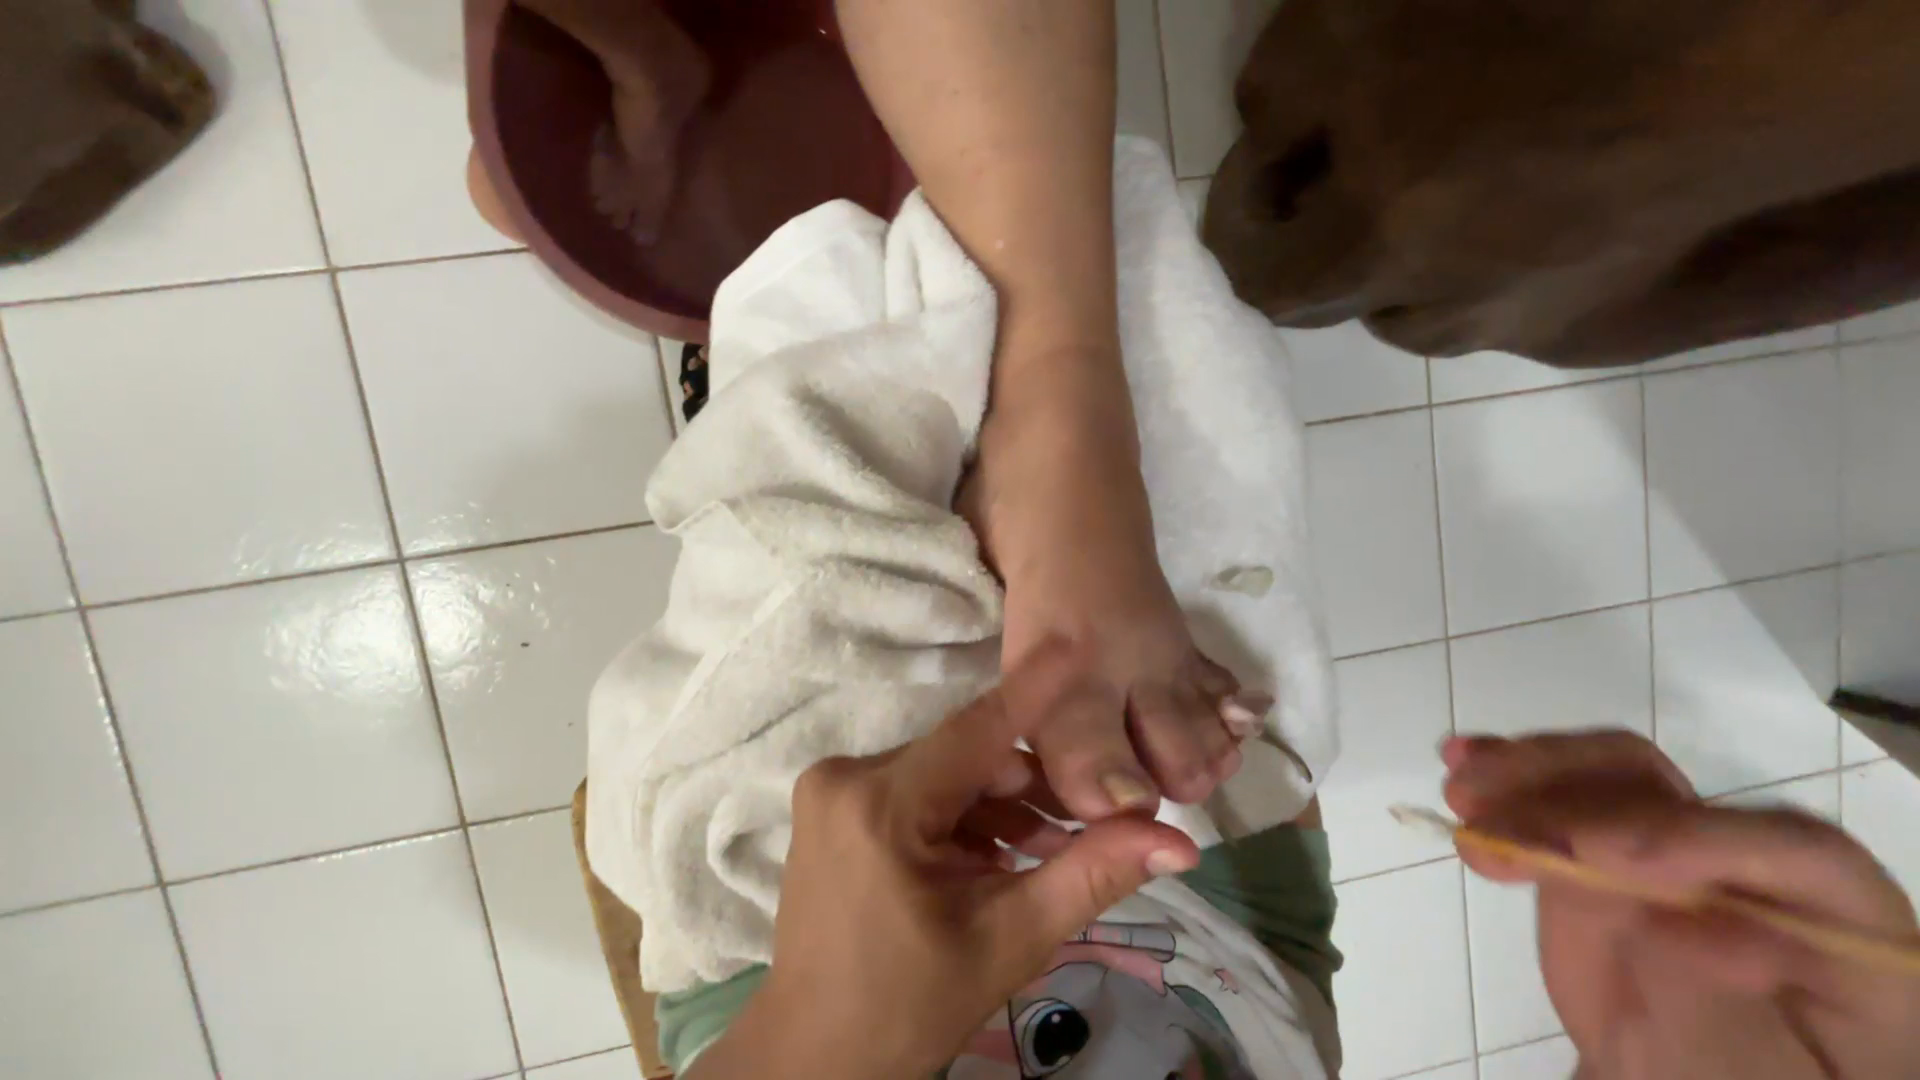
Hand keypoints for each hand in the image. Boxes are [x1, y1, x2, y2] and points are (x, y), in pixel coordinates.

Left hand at [689, 644, 1200, 1079]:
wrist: (815, 1054)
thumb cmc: (909, 1006)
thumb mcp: (1007, 939)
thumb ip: (1090, 876)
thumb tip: (1178, 840)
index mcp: (881, 803)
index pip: (979, 727)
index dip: (1038, 686)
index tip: (1080, 641)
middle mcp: (847, 776)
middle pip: (966, 757)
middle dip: (1032, 784)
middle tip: (1096, 817)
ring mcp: (834, 789)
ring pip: (945, 774)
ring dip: (1001, 806)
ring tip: (1057, 847)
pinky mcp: (835, 806)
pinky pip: (917, 792)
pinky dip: (964, 817)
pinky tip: (1004, 854)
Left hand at [958, 372, 1263, 819]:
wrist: (1063, 432)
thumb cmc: (1005, 502)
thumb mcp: (978, 570)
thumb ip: (996, 643)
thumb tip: (997, 715)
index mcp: (1054, 646)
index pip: (1084, 751)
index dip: (1098, 800)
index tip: (1105, 824)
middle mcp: (1118, 652)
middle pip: (1167, 760)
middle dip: (1151, 799)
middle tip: (1120, 807)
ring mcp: (1157, 636)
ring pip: (1204, 729)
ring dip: (1194, 763)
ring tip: (1172, 773)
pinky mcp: (1176, 617)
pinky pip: (1214, 677)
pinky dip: (1226, 710)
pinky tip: (1228, 725)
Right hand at [1444, 731, 1919, 1078]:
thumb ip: (1722, 1015)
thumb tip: (1685, 928)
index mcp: (1838, 927)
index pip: (1798, 852)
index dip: (1699, 837)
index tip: (1598, 852)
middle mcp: (1750, 863)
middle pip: (1671, 792)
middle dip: (1571, 792)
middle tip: (1491, 816)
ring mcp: (1665, 844)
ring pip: (1602, 772)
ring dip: (1522, 771)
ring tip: (1460, 794)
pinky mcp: (1592, 841)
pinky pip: (1554, 790)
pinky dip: (1503, 773)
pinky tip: (1460, 765)